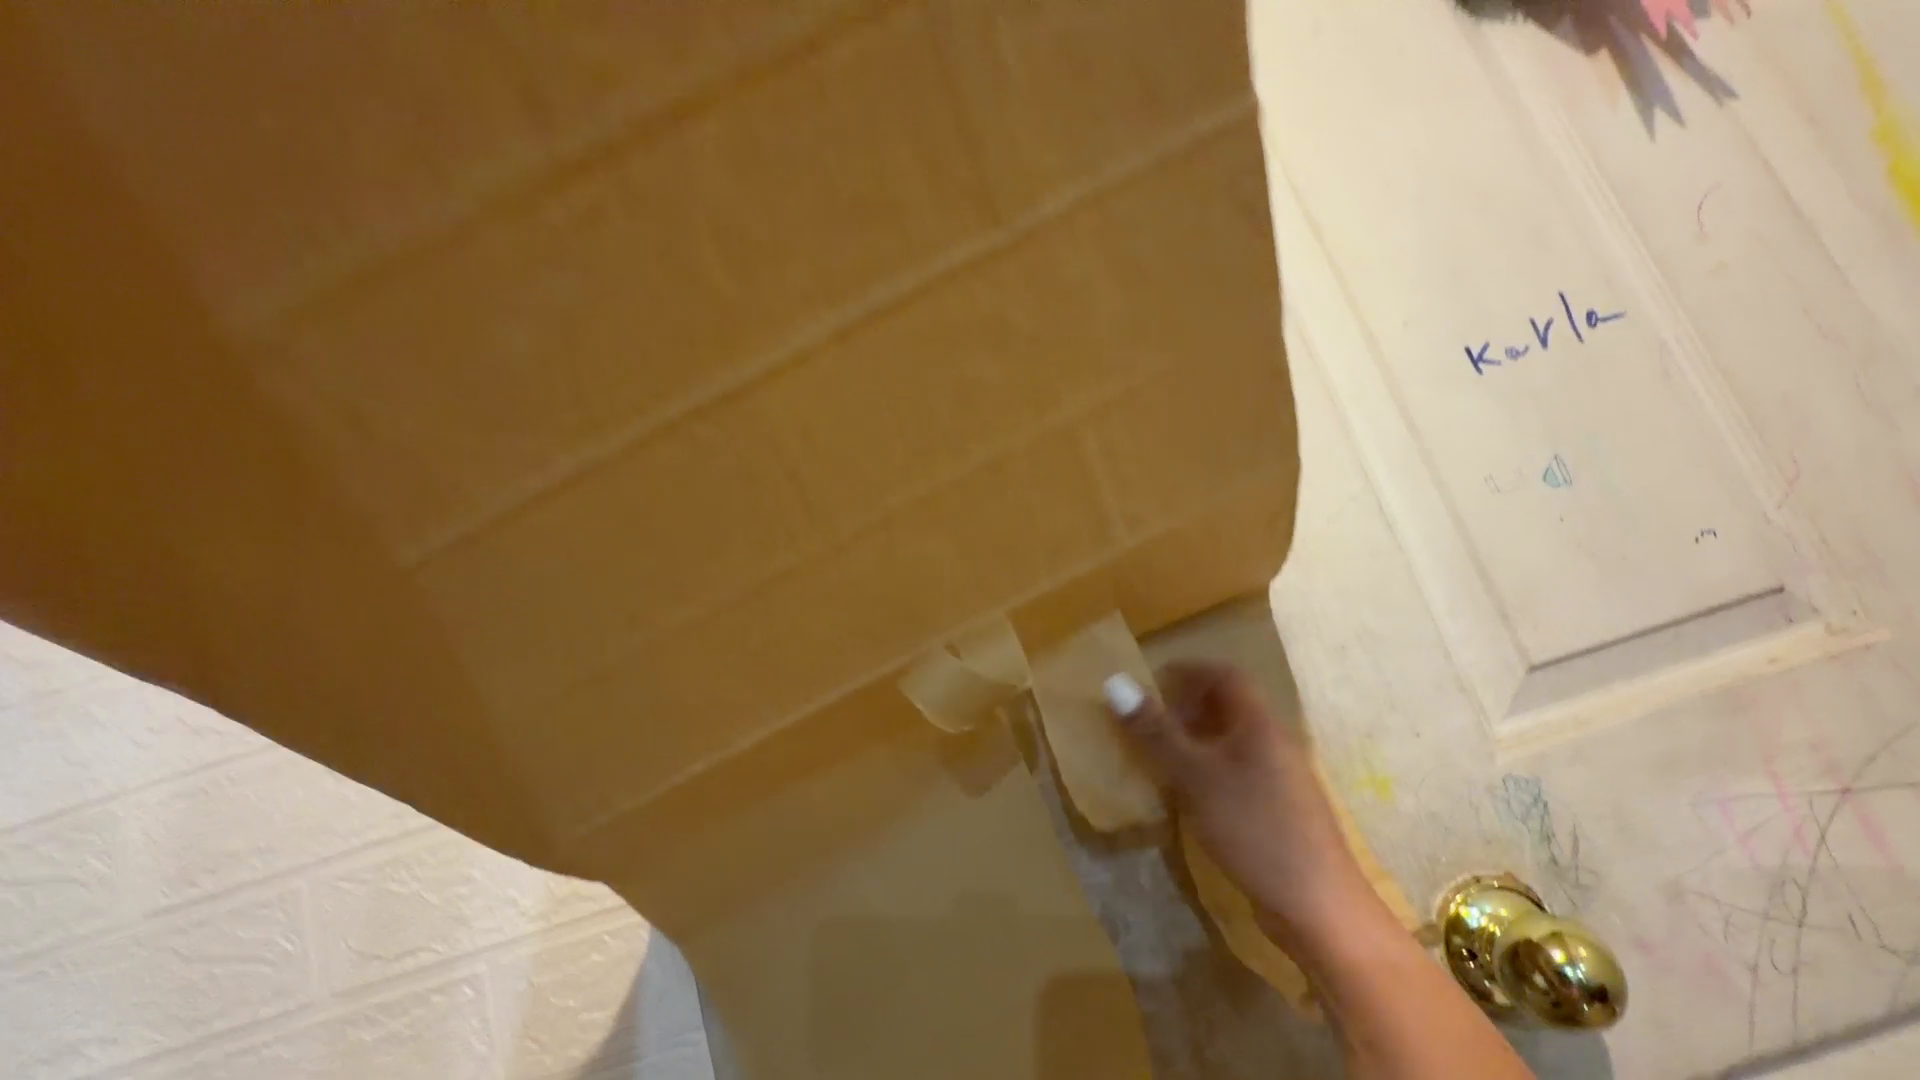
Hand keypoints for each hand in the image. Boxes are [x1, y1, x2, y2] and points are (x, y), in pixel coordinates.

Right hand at [1106, 661, 1370, 939]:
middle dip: (1186, 707)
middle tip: (1147, 721)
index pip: (1225, 675)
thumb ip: (1156, 732)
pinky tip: (1185, 797)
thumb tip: (1115, 683)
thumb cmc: (1254, 829)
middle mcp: (1273, 743)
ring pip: (1230, 743)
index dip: (1188, 671)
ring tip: (1156, 757)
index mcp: (1259, 724)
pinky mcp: (1276, 811)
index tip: (1150, 681)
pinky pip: (1235, 774)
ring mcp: (1278, 779)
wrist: (1316, 904)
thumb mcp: (1196, 777)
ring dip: (1193, 741)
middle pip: (1228, 708)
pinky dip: (1206, 772)